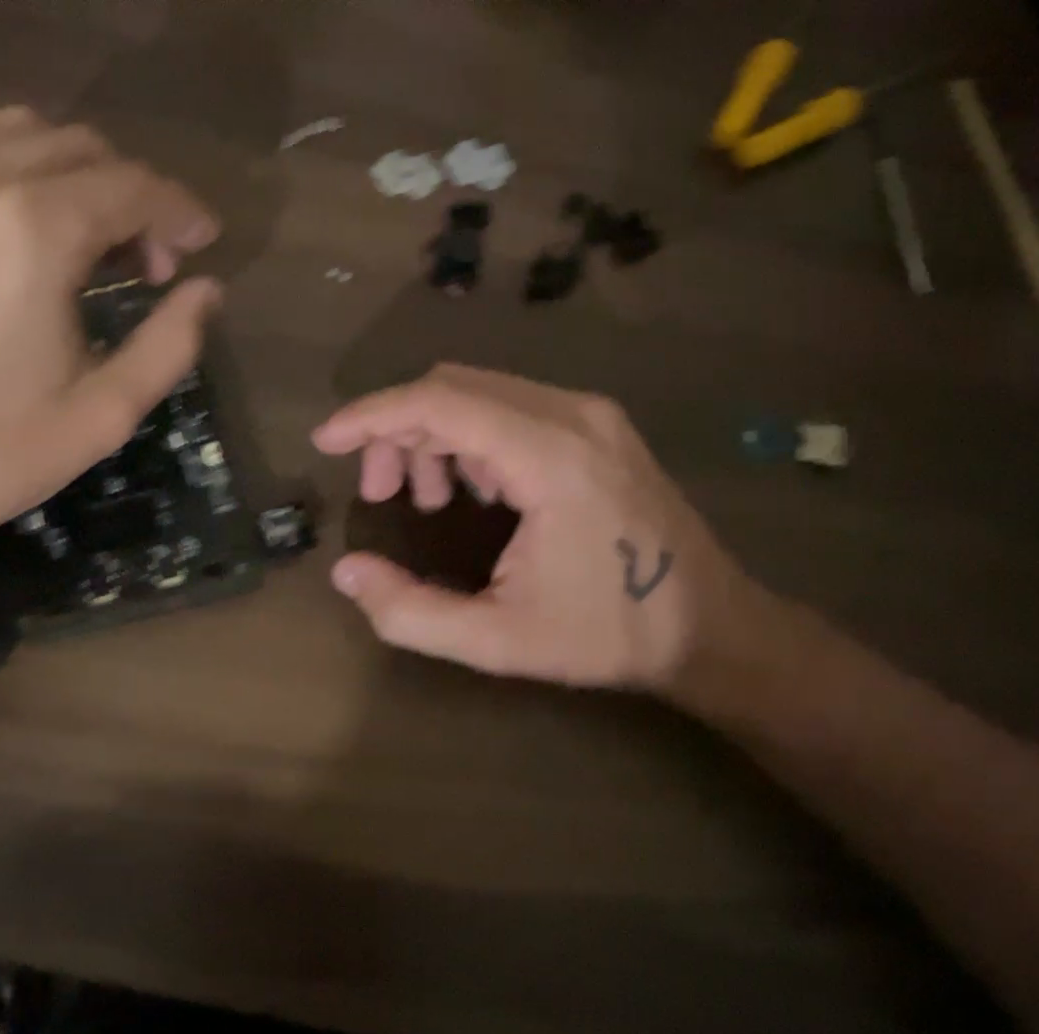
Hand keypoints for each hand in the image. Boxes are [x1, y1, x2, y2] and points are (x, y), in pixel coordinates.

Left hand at [0, 106, 222, 625]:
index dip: (181, 209)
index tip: (207, 241)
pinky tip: (22, 244)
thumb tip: (208, 292)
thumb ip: (169, 344)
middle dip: (132, 194)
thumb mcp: (102, 414)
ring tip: (91, 244)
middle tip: (152, 262)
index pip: (132, 186)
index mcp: (34, 230)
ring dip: (74, 176)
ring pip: (18, 138)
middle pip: (80, 149)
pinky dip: (14, 179)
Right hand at [313, 364, 769, 693]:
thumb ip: (410, 611)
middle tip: (378, 495)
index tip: (324, 441)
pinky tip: (471, 491)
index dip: (371, 416)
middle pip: (454, 387)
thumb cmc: (608, 635)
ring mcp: (592, 416)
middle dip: (397, 431)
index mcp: (551, 458)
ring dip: (432, 435)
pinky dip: (469, 437)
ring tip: (423, 501)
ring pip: (482, 392)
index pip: (439, 402)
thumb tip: (346, 572)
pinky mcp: (600, 427)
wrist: (714, 628)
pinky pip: (512, 407)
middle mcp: (573, 415)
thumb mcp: (496, 641)